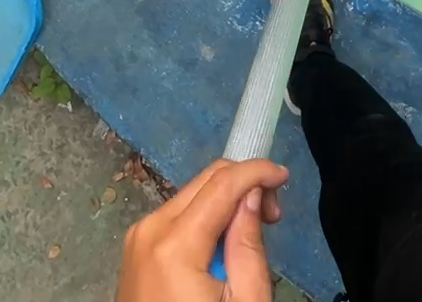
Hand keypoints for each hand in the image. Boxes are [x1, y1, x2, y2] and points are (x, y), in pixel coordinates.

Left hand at [116, 158, 288, 301]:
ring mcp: (138, 240)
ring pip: (193, 194)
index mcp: (174, 244)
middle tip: (274, 215)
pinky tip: (224, 244)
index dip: (257, 170)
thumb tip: (251, 193)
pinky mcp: (136, 251)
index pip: (222, 183)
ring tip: (252, 234)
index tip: (285, 176)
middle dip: (244, 184)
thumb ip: (248, 243)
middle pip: (206, 181)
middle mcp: (150, 230)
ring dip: (227, 200)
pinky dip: (206, 217)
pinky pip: (178, 216)